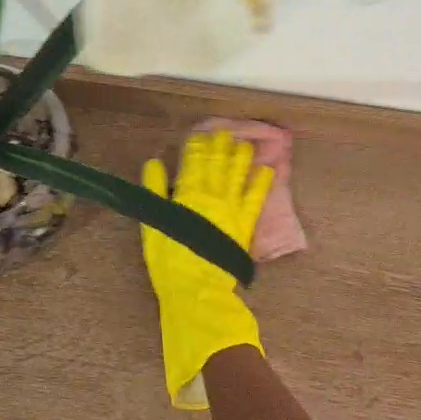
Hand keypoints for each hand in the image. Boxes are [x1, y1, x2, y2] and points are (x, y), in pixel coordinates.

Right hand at [141, 130, 275, 408]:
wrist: (195, 289)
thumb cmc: (168, 261)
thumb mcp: (153, 224)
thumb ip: (155, 191)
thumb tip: (154, 163)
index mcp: (187, 194)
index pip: (193, 161)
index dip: (198, 145)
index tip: (201, 132)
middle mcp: (212, 196)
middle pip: (218, 163)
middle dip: (221, 145)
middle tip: (226, 130)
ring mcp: (232, 209)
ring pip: (238, 175)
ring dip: (242, 157)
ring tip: (246, 143)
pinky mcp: (246, 225)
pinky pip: (256, 199)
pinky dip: (262, 183)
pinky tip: (268, 170)